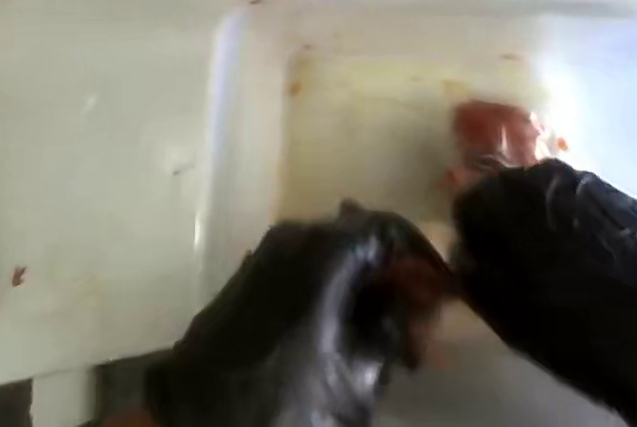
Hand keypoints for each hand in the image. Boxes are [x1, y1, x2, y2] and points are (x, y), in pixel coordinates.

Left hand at [146, 204, 448, 426]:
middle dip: (395, 275)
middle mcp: (298, 234)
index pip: (389, 228)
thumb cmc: (284, 403)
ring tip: (386, 333)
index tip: (443, 292)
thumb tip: (417, 301)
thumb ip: (395, 328)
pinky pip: (307, 264)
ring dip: (365, 282)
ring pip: (335, 251)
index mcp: (326, 249)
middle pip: (363, 237)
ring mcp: (270, 251)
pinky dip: (335, 286)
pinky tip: (346, 327)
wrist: (193, 421)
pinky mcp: (252, 272)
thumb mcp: (358, 376)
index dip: (422, 257)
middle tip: (418, 322)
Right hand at [453, 161, 636, 426]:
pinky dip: (579, 230)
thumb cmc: (583, 331)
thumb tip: (464, 254)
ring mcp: (594, 181)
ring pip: (550, 199)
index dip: (471, 235)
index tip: (479, 265)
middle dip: (507, 226)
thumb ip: (477, 276)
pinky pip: (586, 208)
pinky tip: (597, 270)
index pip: (471, 202)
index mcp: (514, 194)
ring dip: (544, 226)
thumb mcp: (512, 316)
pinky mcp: (629, 200)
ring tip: (559, 272)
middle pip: (511, 194)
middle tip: (517, 270)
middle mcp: (550, 172)